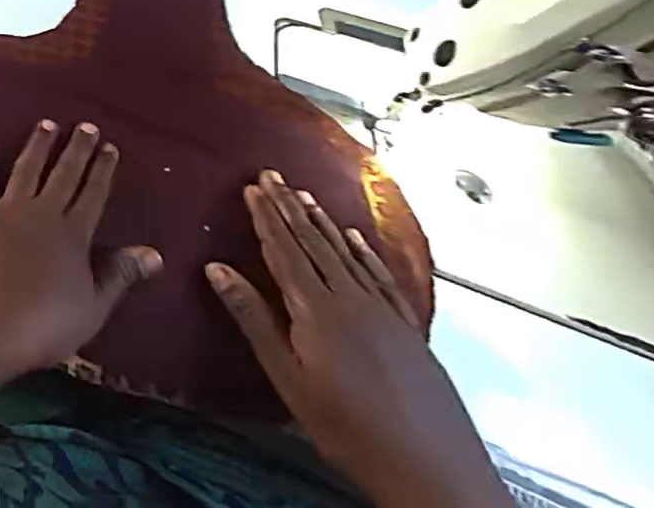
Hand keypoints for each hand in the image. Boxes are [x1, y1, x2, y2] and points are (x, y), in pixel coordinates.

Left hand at [0, 120, 163, 379]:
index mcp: (74, 234)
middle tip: (86, 125)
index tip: (109, 147)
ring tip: (46, 123)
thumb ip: (121, 274)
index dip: (103, 170)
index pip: (94, 195)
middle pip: (65, 174)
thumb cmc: (45, 321)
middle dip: (77, 148)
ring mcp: (10, 210)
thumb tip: (154, 253)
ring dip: (37, 145)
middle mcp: (44, 213)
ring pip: (27, 169)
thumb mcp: (94, 305)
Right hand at [205, 171, 512, 507]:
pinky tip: (355, 238)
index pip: (284, 250)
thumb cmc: (348, 428)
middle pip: (314, 244)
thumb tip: (217, 268)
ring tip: (303, 195)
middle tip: (272, 176)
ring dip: (321, 222)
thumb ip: (253, 318)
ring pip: (346, 255)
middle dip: (289, 208)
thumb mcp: (287, 376)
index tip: (251, 188)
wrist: (436, 476)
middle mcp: (352, 300)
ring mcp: (384, 313)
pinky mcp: (408, 330)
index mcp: (318, 309)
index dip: (266, 217)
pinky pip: (381, 279)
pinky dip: (364, 253)